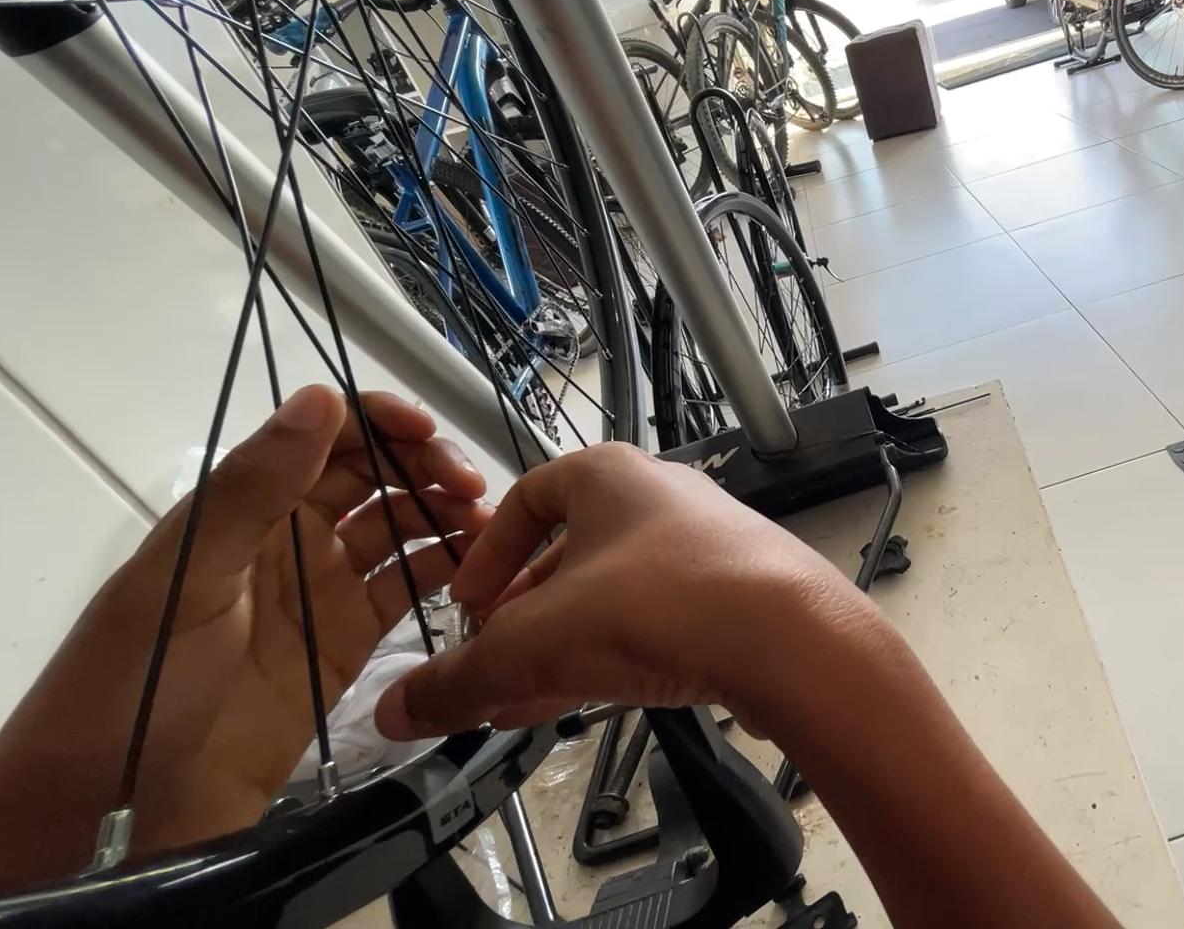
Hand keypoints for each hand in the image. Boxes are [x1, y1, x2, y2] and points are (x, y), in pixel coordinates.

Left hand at [0, 385, 490, 889]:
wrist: (127, 813)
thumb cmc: (140, 682)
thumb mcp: (187, 579)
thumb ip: (254, 488)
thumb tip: (321, 395)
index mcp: (247, 508)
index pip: (328, 438)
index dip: (382, 423)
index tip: (431, 434)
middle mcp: (295, 535)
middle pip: (380, 476)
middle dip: (431, 469)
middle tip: (473, 490)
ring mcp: (330, 583)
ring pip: (407, 524)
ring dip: (449, 514)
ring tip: (490, 527)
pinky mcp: (359, 632)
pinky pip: (415, 582)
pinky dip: (453, 566)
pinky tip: (483, 564)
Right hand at [375, 442, 874, 741]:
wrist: (786, 633)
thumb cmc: (660, 602)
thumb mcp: (535, 643)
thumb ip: (460, 677)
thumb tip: (398, 709)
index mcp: (609, 475)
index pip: (527, 497)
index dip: (485, 554)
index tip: (467, 606)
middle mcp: (662, 496)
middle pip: (570, 554)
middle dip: (524, 617)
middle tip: (493, 667)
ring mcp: (706, 539)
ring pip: (614, 591)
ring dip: (566, 644)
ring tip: (529, 700)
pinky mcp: (736, 585)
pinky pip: (660, 615)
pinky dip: (618, 652)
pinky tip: (593, 698)